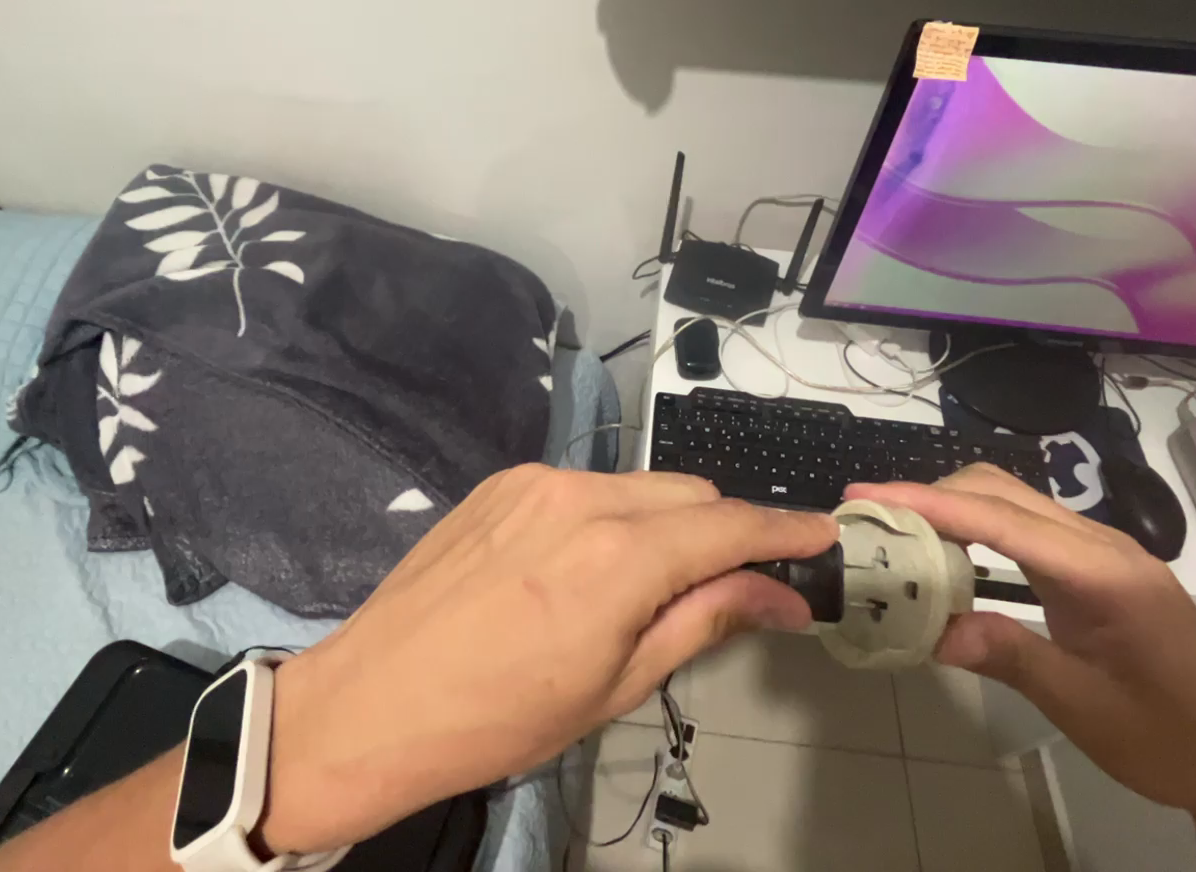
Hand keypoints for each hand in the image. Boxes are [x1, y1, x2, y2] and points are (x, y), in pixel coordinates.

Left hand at [262, 465, 837, 852]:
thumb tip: (779, 594)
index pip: (729, 525)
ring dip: (666, 522)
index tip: (822, 536)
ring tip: (646, 582)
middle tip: (730, 583)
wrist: (374, 699)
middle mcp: (582, 495)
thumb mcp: (617, 684)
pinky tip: (584, 562)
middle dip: (723, 530)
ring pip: (639, 484)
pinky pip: (586, 485)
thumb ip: (704, 619)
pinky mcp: (503, 481)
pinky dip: (611, 514)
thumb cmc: (501, 716)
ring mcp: (536, 480)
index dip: (784, 530)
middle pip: (688, 492)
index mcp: (618, 556)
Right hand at [845, 466, 1195, 817]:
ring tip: (898, 532)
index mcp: (1103, 574)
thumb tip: (931, 630)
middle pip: (1001, 490)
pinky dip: (975, 525)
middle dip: (931, 494)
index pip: (998, 518)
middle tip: (872, 518)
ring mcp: (1101, 551)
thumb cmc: (1171, 740)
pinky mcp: (1095, 566)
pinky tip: (949, 551)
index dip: (926, 502)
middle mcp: (1101, 545)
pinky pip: (1024, 525)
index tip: (865, 494)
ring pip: (1011, 499)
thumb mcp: (1082, 706)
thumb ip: (1008, 656)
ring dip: (951, 506)